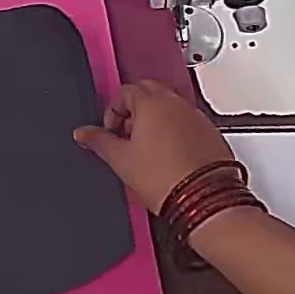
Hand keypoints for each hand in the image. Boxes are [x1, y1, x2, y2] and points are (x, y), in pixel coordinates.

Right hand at [74, 81, 235, 213]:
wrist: (204, 202)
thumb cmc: (167, 180)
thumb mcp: (120, 159)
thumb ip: (99, 141)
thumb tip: (83, 133)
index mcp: (151, 103)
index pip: (125, 91)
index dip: (112, 111)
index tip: (110, 130)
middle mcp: (176, 104)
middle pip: (148, 91)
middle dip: (134, 108)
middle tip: (126, 132)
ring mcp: (196, 117)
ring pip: (170, 105)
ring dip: (155, 118)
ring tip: (147, 147)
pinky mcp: (211, 133)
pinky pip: (188, 121)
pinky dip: (176, 130)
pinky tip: (169, 155)